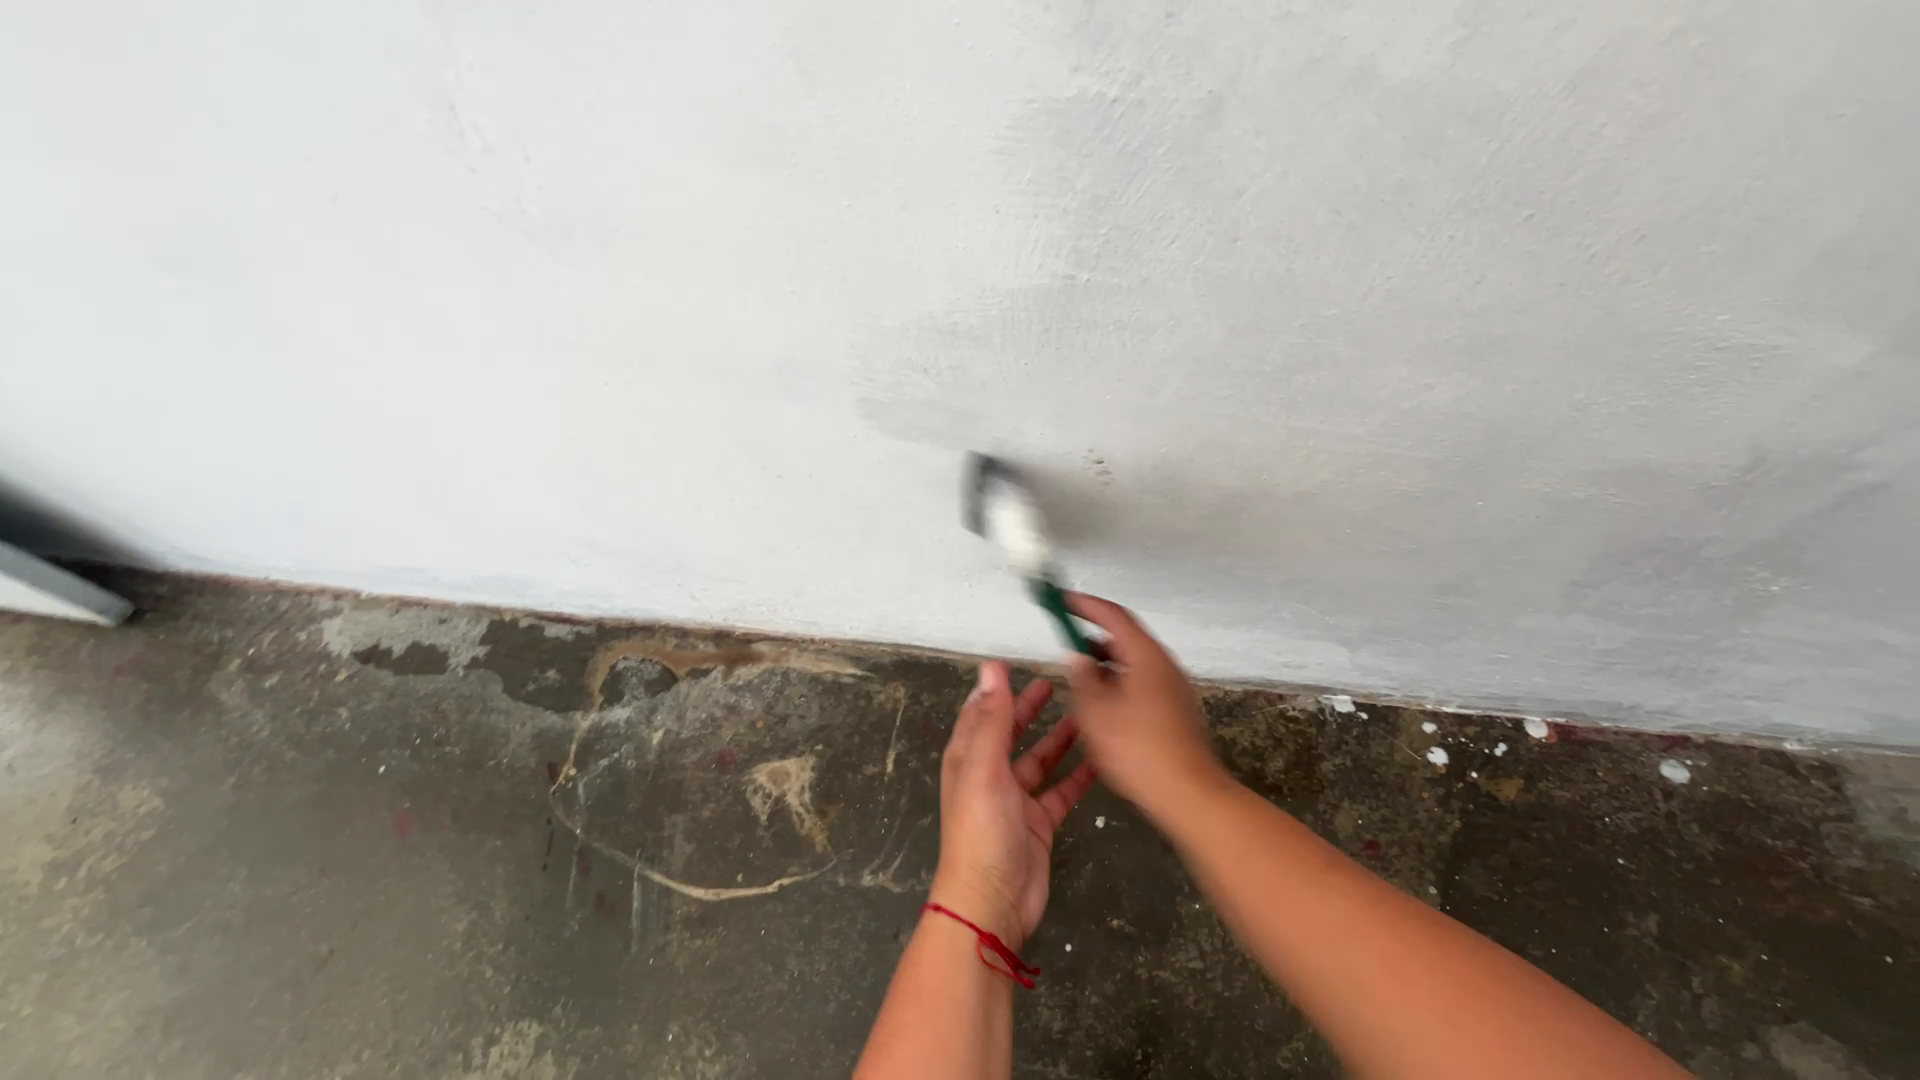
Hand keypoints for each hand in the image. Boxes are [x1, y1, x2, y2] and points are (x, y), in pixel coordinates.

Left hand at [928, 661, 1096, 948]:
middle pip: (1009, 734)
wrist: (992, 902)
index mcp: (968, 758)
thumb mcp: (985, 767)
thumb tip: (991, 668)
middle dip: (1027, 709)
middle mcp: (989, 776)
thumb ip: (993, 718)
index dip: (996, 691)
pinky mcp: (1039, 825)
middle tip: (1054, 684)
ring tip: (1083, 716)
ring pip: (1039, 761)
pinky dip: (1076, 777)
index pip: (981, 715)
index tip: (1015, 667)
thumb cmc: (982, 830)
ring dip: (1057, 740)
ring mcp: (1015, 802)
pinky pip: (1060, 792)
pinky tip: (1098, 761)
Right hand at [1064, 593, 1228, 821]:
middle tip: (1067, 646)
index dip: (1085, 605)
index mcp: (1146, 656)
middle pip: (1127, 639)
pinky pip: (1143, 685)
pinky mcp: (1177, 711)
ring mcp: (1175, 689)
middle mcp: (1165, 665)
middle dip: (1094, 639)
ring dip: (1106, 666)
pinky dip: (1119, 685)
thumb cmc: (1137, 749)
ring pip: (1134, 665)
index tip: (1061, 600)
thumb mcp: (1095, 712)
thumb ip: (1082, 678)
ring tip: (1080, 682)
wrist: (1189, 793)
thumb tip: (1078, 657)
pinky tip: (1104, 709)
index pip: (1113, 616)